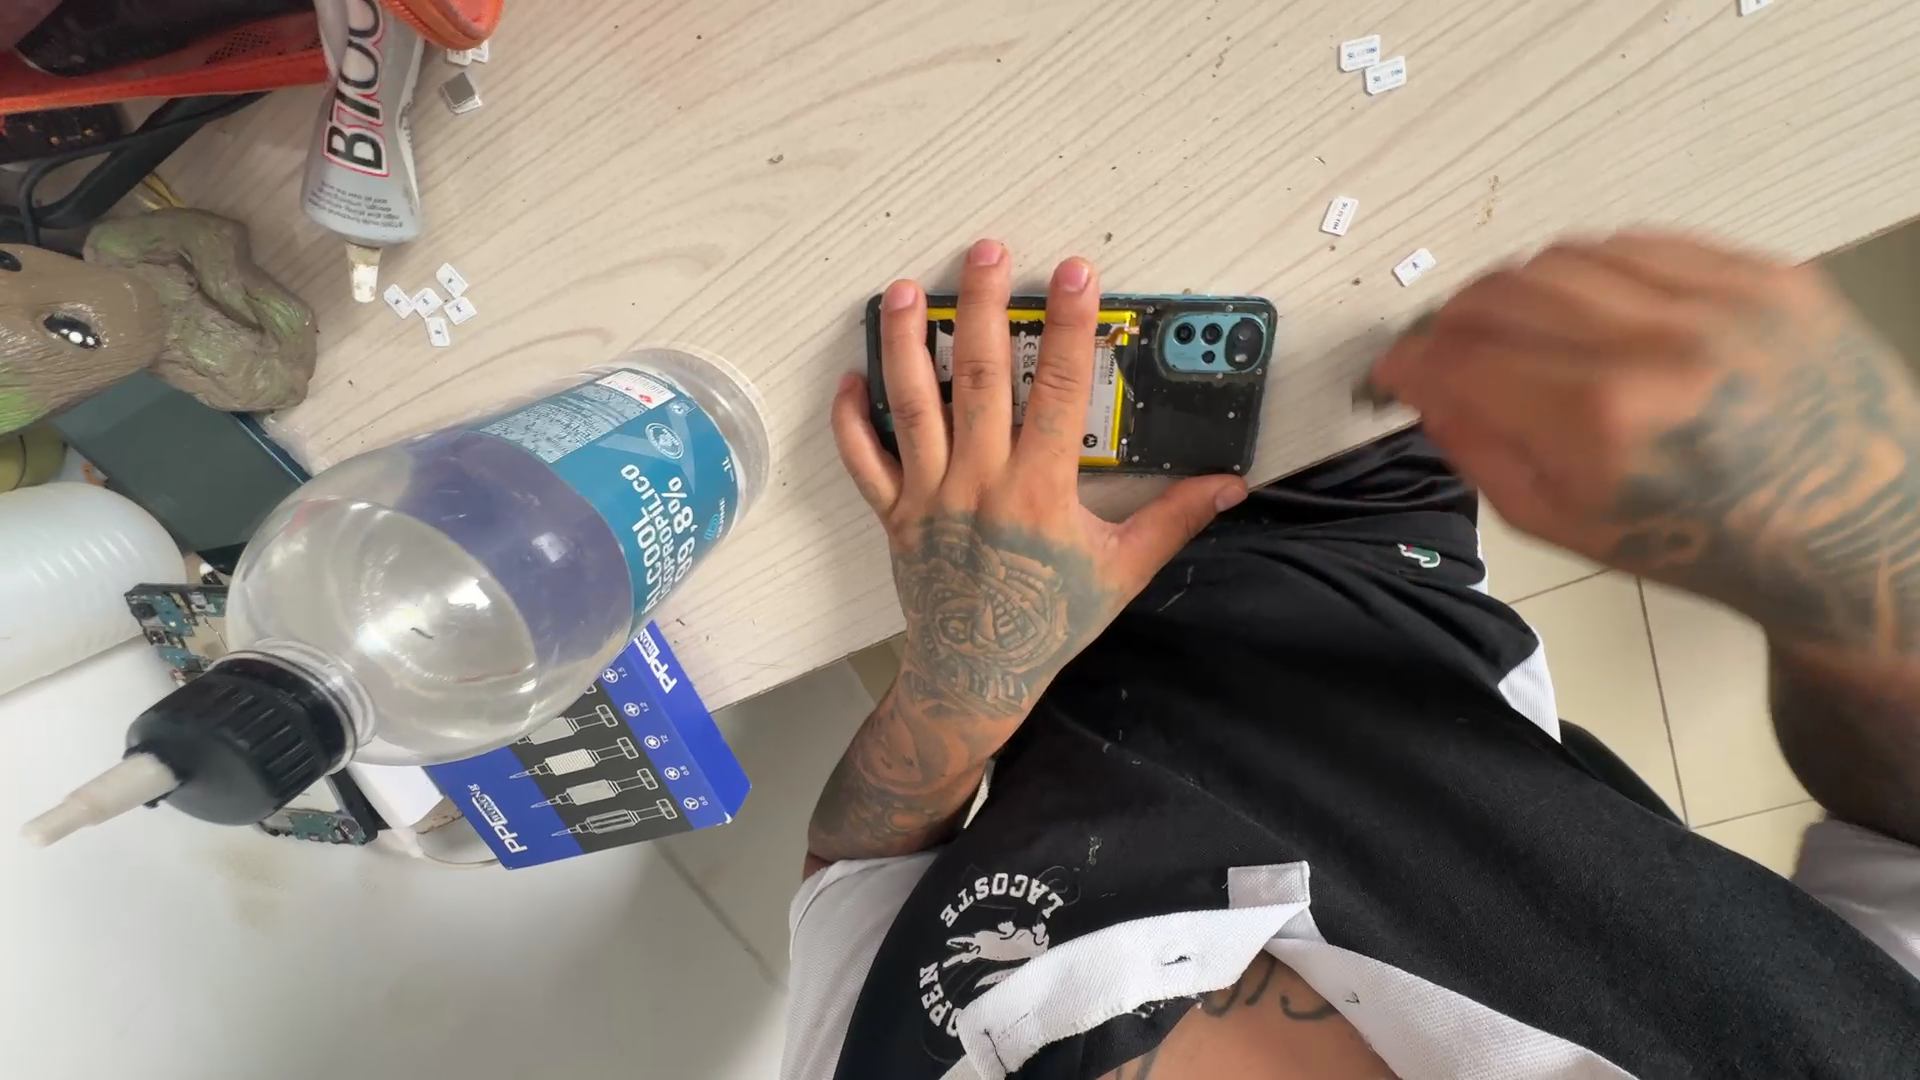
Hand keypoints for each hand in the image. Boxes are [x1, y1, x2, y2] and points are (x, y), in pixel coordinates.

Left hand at [809, 240, 1246, 862]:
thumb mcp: (1121, 571)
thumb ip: (1173, 521)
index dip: (1069, 327)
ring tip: (900, 293)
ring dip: (903, 344)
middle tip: (984, 253)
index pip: (1057, 390)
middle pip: (975, 377)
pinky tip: (850, 379)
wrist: (979, 672)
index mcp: (1038, 489)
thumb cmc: (1050, 622)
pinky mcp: (894, 513)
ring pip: (910, 405)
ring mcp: (928, 495)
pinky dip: (851, 419)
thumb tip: (1230, 486)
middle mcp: (977, 481)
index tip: (1075, 274)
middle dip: (980, 307)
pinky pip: (863, 460)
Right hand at [1371, 231, 1919, 653]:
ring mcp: (1719, 298)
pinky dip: (1576, 274)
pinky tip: (1572, 310)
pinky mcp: (1763, 272)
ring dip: (1505, 293)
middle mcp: (1656, 343)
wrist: (1852, 523)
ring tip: (1504, 330)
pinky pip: (1628, 244)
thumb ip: (1471, 444)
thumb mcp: (1547, 516)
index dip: (1406, 361)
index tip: (1390, 370)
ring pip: (1556, 258)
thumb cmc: (1685, 536)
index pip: (1459, 359)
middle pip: (1498, 294)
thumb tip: (1422, 386)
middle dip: (1446, 322)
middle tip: (1439, 350)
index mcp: (1596, 419)